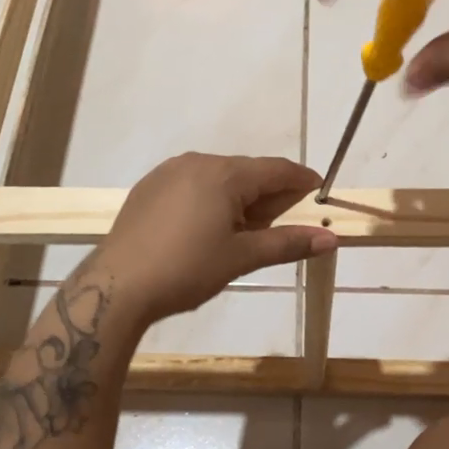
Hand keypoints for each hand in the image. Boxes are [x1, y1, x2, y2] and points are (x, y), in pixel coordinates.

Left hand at [94, 154, 336, 322]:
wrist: (117, 287)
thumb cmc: (186, 270)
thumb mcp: (241, 258)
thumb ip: (288, 243)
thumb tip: (331, 239)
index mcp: (223, 174)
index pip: (276, 169)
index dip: (302, 181)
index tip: (320, 195)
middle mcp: (196, 162)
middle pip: (247, 172)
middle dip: (269, 195)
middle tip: (281, 227)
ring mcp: (168, 172)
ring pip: (218, 178)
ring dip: (239, 199)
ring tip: (243, 234)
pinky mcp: (148, 188)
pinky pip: (192, 184)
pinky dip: (211, 200)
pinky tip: (207, 230)